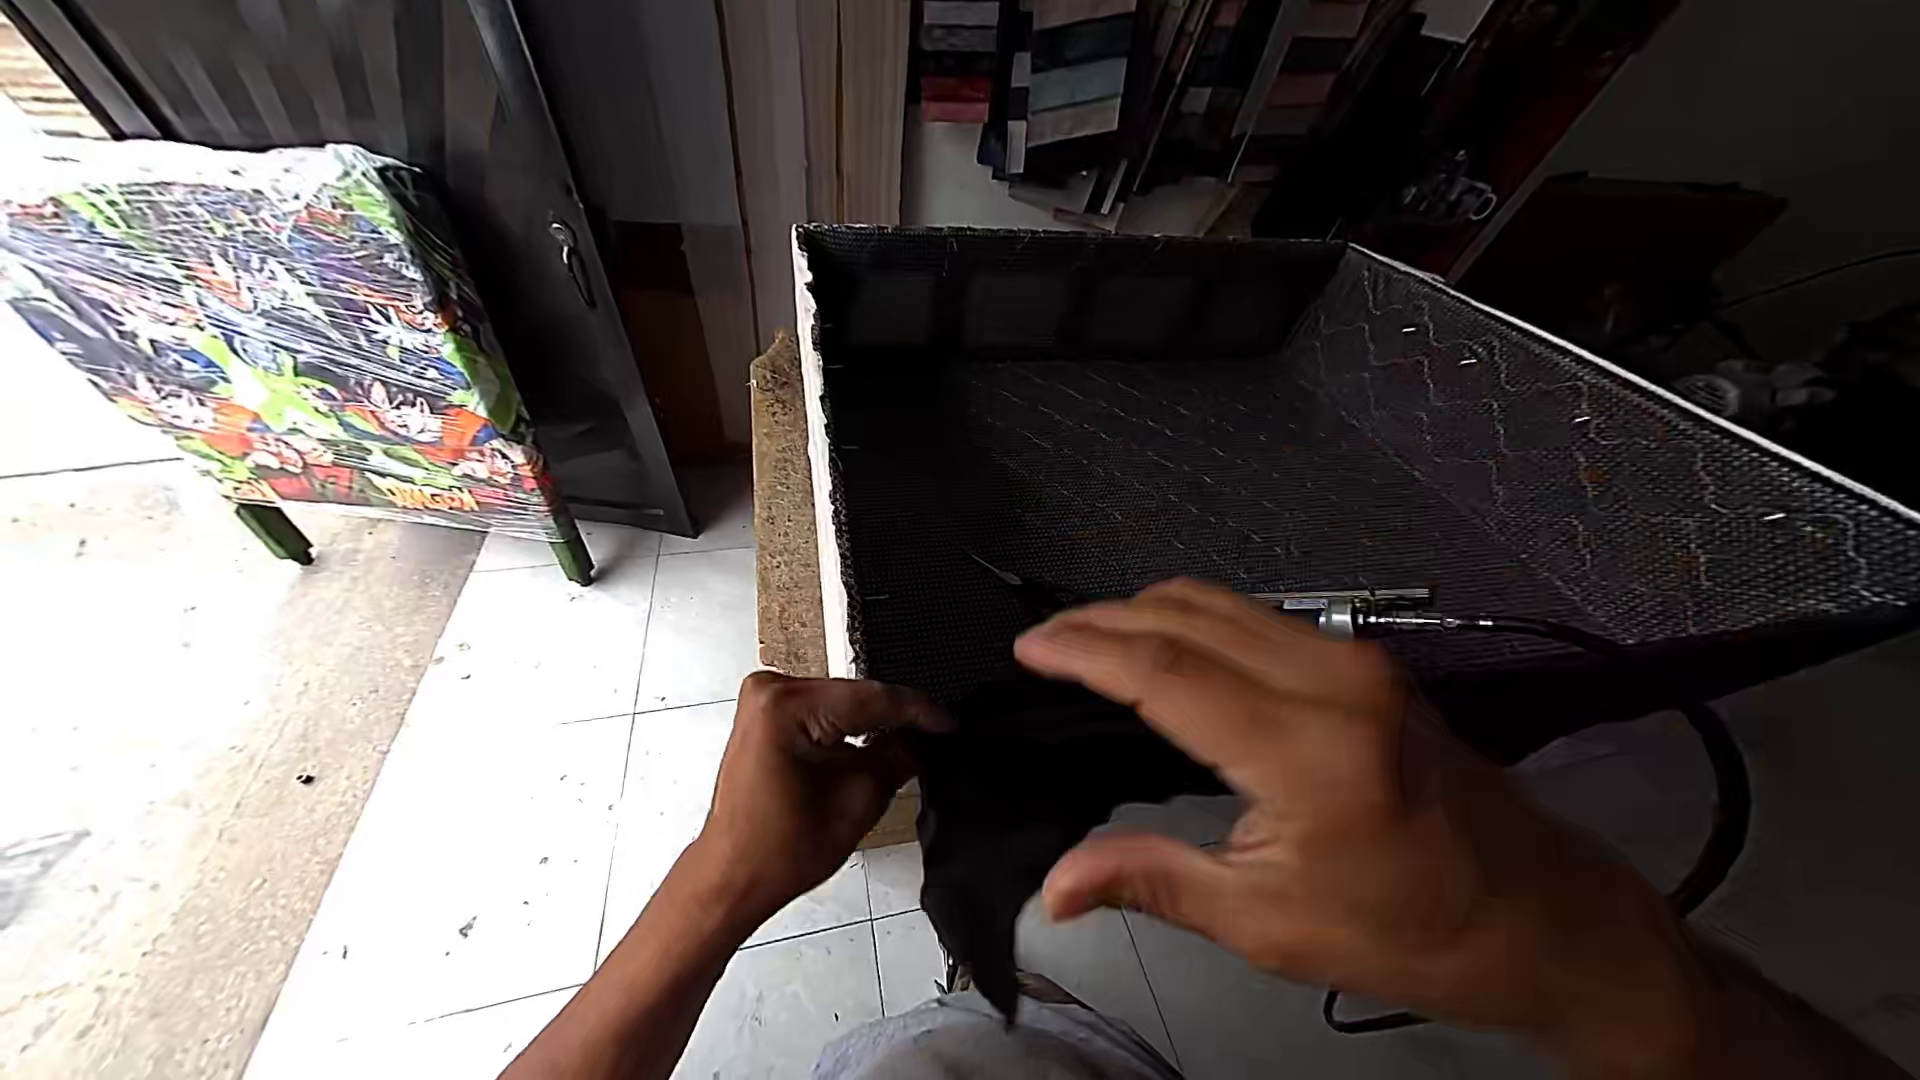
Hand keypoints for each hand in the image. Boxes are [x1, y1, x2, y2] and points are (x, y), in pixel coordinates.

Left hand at [690, 672, 945, 926]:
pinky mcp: (767, 711)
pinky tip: (879, 738)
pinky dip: (851, 725)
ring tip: (916, 738)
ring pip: (843, 701)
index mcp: (786, 706)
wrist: (731, 876)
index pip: (872, 697)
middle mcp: (770, 690)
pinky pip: (823, 708)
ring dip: (876, 720)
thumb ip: (900, 756)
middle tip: (939, 732)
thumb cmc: (777, 850)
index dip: (919, 711)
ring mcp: (765, 698)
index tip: (950, 722)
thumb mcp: (858, 801)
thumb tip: (927, 736)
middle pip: (857, 695)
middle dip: (898, 715)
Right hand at [1015, 580, 1703, 1068]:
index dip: (1085, 651)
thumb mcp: (1268, 923)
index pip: (1164, 672)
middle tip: (1043, 637)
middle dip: (1098, 619)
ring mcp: (1347, 658)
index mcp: (1306, 752)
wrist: (1548, 916)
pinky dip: (1181, 614)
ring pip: (1212, 600)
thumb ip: (1152, 883)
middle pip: (1182, 617)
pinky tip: (1152, 637)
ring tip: (1083, 634)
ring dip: (1136, 609)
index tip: (1028, 648)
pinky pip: (1243, 611)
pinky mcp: (1354, 656)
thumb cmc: (1408, 933)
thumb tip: (1054, 888)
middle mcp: (1328, 680)